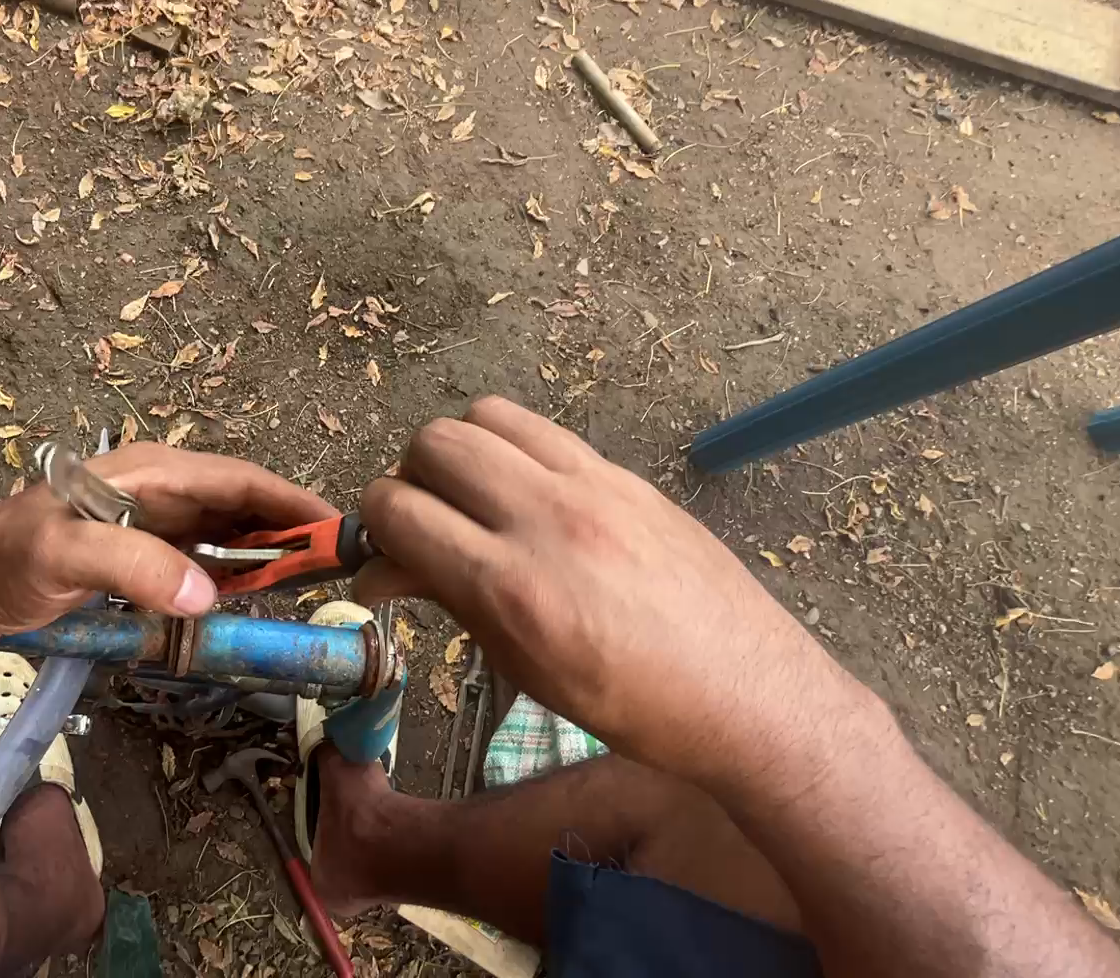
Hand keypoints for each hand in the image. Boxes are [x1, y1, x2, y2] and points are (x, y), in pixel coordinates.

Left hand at [0, 442, 337, 647]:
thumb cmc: (11, 556)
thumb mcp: (63, 555)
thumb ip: (133, 567)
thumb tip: (208, 595)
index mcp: (151, 472)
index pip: (236, 479)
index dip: (288, 499)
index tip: (334, 526)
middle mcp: (160, 489)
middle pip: (239, 504)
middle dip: (285, 529)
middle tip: (328, 567)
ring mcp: (153, 520)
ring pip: (226, 531)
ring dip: (263, 553)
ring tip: (301, 583)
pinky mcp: (144, 550)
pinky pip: (203, 557)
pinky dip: (231, 573)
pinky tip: (247, 594)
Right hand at [354, 397, 882, 787]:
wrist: (749, 693)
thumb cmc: (625, 704)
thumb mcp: (520, 665)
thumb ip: (446, 597)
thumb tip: (383, 568)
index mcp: (510, 586)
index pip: (397, 510)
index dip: (370, 530)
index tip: (382, 561)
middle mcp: (545, 518)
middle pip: (431, 444)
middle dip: (407, 480)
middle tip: (426, 524)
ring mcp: (589, 484)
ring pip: (481, 415)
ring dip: (456, 452)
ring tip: (472, 497)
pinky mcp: (620, 471)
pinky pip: (537, 427)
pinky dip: (507, 447)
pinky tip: (522, 490)